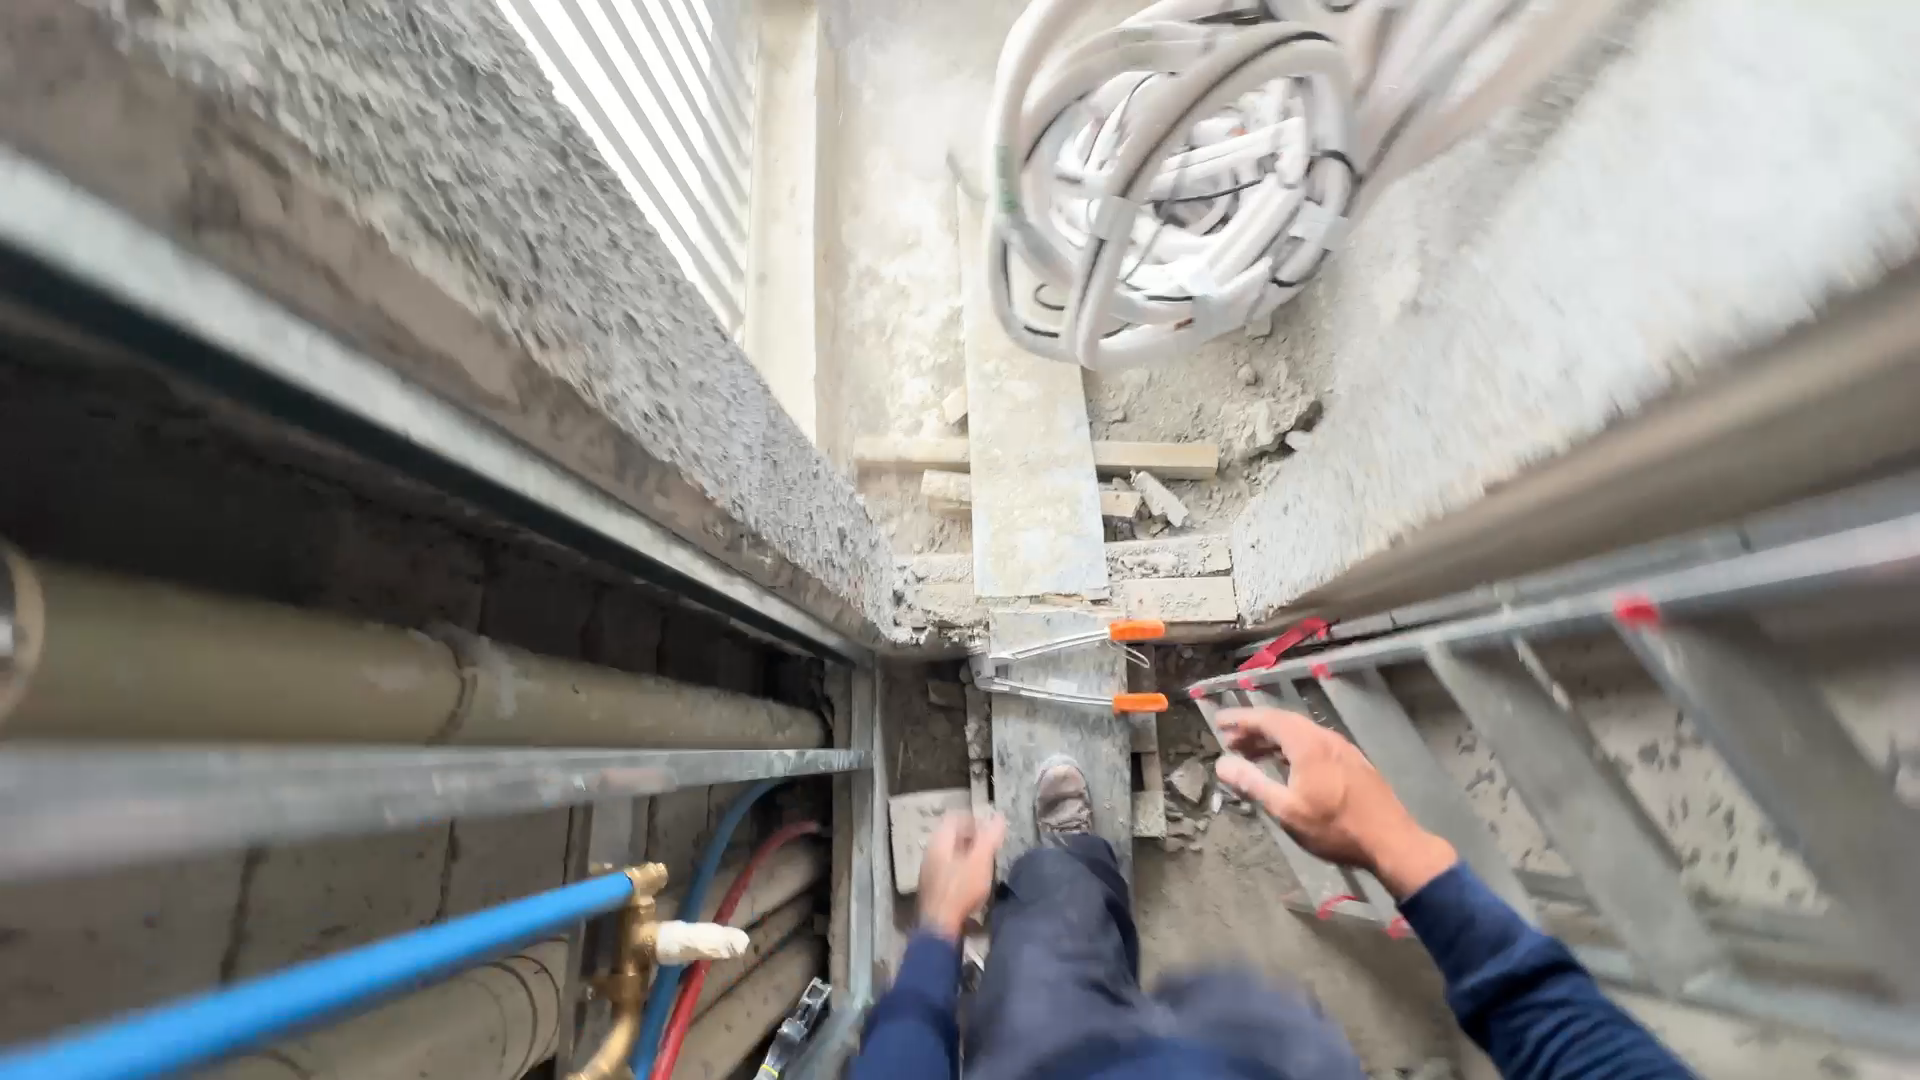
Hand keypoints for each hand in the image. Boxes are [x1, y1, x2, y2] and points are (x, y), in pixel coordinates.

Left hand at [917, 811, 1005, 938]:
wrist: (939, 927)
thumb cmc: (961, 889)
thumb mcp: (981, 860)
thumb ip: (989, 837)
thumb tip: (998, 816)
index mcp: (939, 840)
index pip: (954, 817)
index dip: (973, 820)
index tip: (989, 832)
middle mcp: (930, 852)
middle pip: (951, 835)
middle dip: (971, 838)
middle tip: (989, 848)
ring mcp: (928, 870)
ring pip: (949, 853)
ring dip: (966, 855)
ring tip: (983, 866)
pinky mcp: (931, 888)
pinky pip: (947, 870)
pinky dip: (960, 870)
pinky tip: (971, 884)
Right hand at [1213, 707, 1455, 898]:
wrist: (1393, 844)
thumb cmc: (1335, 827)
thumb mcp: (1286, 810)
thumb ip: (1252, 783)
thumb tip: (1221, 764)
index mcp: (1307, 744)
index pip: (1266, 719)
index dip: (1240, 719)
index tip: (1218, 722)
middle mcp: (1324, 738)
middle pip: (1282, 722)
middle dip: (1253, 728)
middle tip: (1230, 740)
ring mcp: (1342, 748)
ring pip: (1299, 733)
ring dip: (1272, 739)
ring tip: (1251, 753)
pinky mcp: (1352, 762)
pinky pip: (1313, 743)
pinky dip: (1290, 747)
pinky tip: (1284, 764)